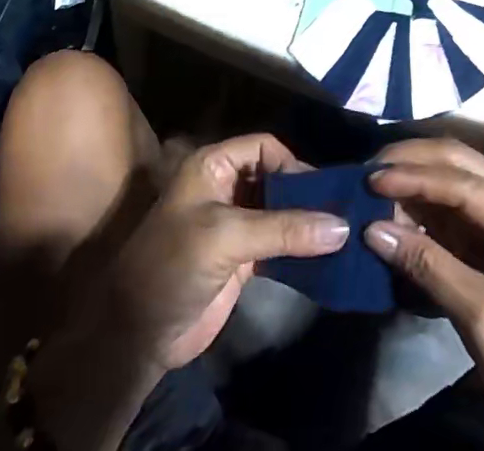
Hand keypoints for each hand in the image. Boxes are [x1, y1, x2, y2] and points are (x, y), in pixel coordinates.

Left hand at [106, 133, 350, 370]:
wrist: (138, 336)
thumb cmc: (172, 266)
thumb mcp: (226, 237)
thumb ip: (285, 229)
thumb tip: (343, 226)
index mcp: (213, 167)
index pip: (264, 147)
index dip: (293, 163)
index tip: (323, 189)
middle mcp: (226, 188)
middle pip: (277, 178)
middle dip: (308, 193)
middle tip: (344, 210)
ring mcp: (236, 224)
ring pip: (282, 211)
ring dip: (309, 222)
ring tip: (346, 232)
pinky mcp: (244, 257)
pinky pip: (282, 242)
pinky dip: (303, 247)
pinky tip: (329, 255)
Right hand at [366, 140, 483, 450]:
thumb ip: (429, 266)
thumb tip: (371, 228)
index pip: (471, 186)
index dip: (419, 177)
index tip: (372, 178)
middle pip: (466, 168)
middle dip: (416, 163)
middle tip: (369, 167)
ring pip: (454, 185)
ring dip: (414, 183)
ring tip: (371, 183)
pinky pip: (450, 214)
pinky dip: (419, 208)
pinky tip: (390, 207)